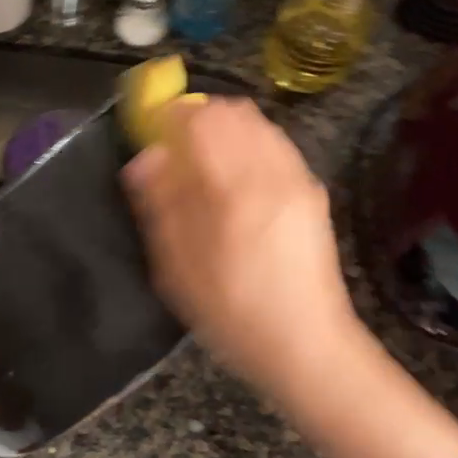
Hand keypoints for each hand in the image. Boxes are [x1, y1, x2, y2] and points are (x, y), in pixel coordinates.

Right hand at [121, 98, 360, 389]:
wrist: (307, 345)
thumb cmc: (232, 313)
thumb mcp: (178, 267)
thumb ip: (160, 205)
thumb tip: (144, 159)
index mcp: (234, 189)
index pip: (200, 119)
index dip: (169, 115)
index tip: (151, 128)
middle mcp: (272, 173)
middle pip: (233, 112)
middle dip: (199, 118)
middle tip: (175, 146)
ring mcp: (299, 180)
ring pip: (259, 124)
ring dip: (226, 129)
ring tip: (204, 162)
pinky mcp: (312, 193)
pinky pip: (277, 146)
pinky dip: (251, 145)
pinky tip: (236, 179)